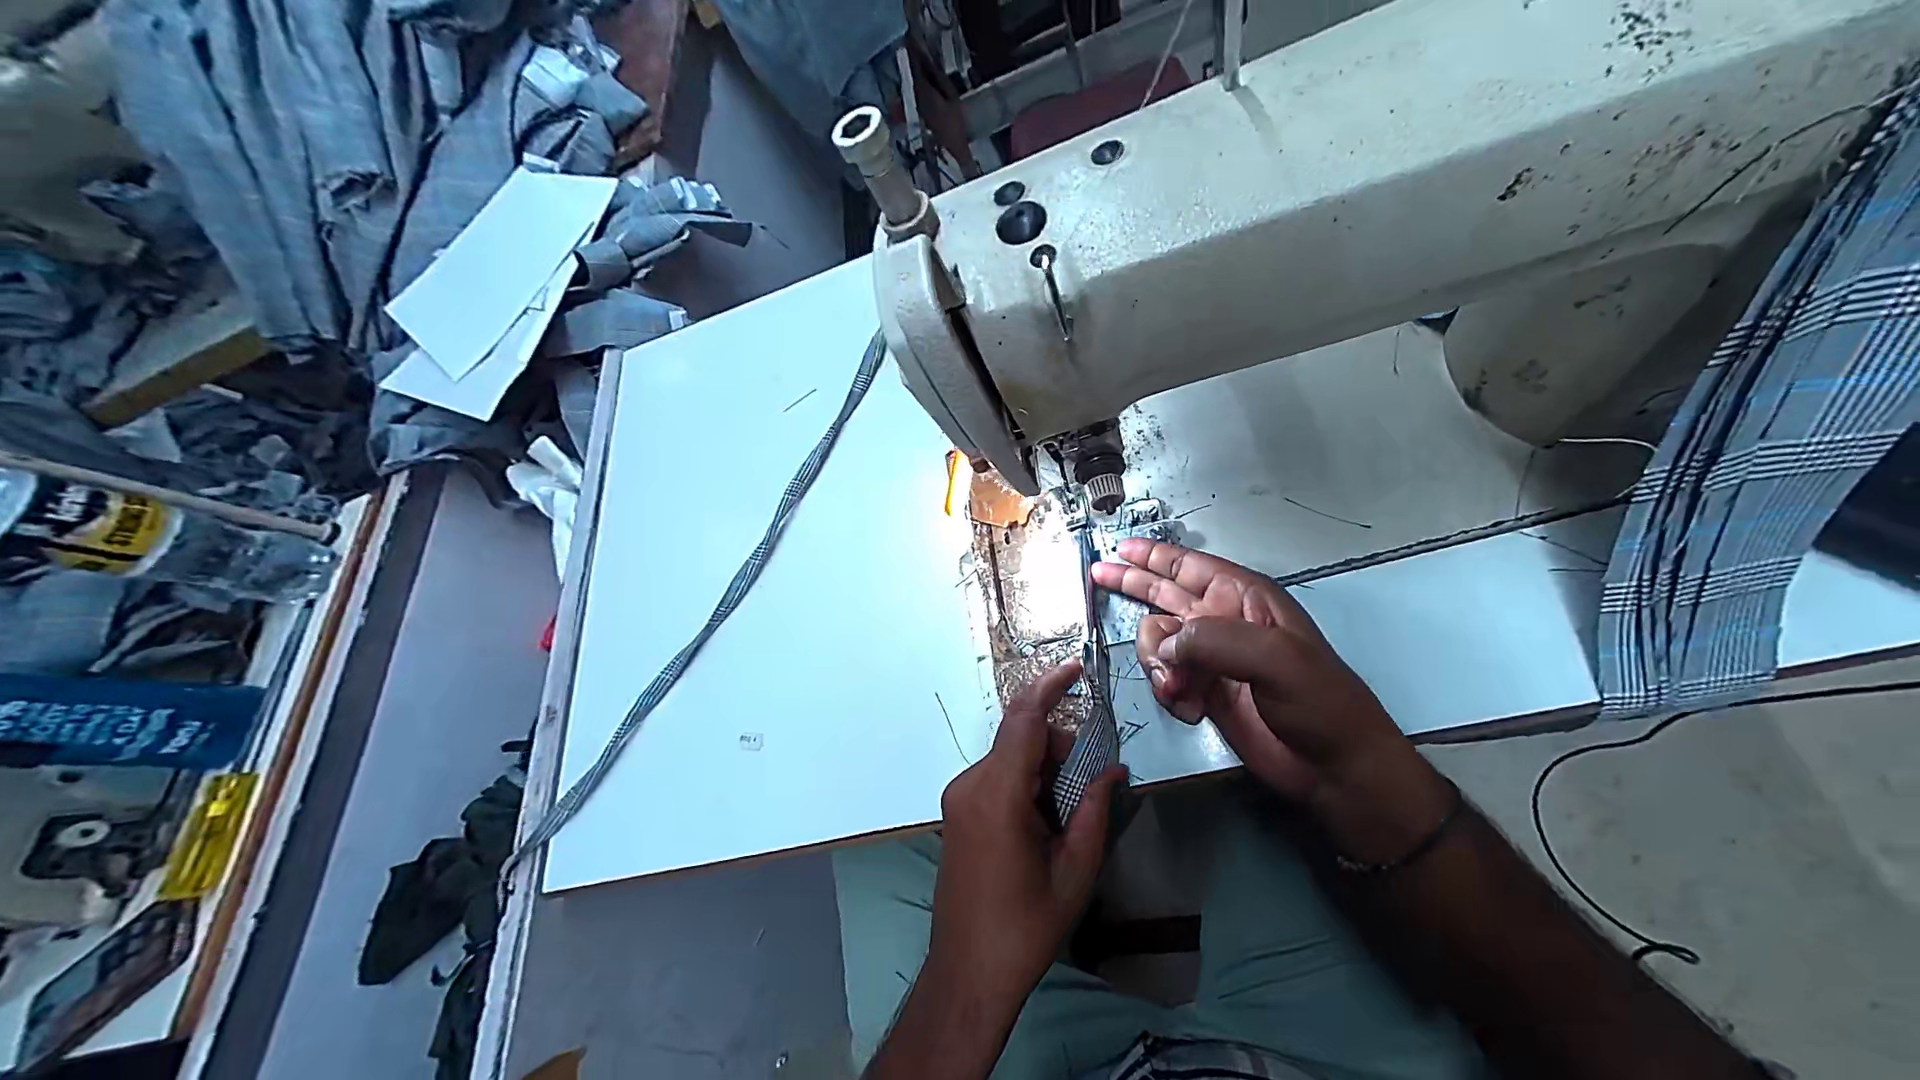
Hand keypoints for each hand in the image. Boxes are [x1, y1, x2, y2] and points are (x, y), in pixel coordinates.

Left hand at [927, 660, 1126, 1008]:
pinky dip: (1027, 783)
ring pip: (1012, 757)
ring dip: (1045, 770)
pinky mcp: (958, 808)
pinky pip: (998, 776)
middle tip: (1091, 789)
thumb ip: (1095, 809)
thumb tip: (1113, 768)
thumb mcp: (1074, 869)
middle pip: (1022, 739)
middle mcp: (970, 784)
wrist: (967, 970)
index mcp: (997, 794)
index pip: (1023, 720)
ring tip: (1066, 819)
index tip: (1076, 668)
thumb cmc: (1025, 925)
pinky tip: (1043, 823)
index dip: (1050, 686)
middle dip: (1061, 750)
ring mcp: (959, 796)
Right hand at [1091, 539, 1451, 860]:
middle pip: (1164, 593)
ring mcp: (1211, 657)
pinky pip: (1164, 678)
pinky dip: (1168, 692)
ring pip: (1157, 643)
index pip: (1189, 566)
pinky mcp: (1202, 690)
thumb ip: (1214, 640)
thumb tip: (1166, 644)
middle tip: (1099, 575)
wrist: (1331, 767)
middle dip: (1132, 584)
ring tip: (1178, 688)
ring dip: (1157, 664)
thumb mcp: (1276, 658)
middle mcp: (1222, 621)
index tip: (1121, 549)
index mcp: (1245, 599)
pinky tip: (1189, 708)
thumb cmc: (1318, 702)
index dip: (1154, 555)